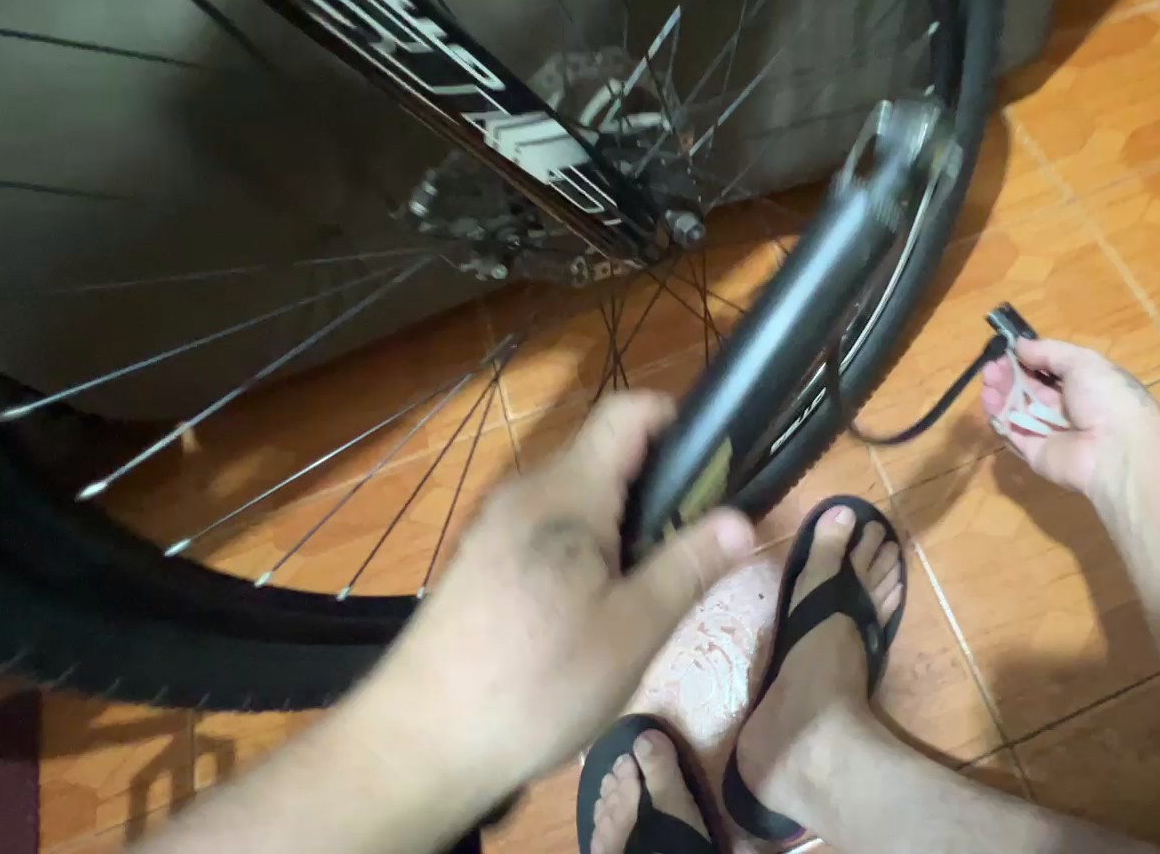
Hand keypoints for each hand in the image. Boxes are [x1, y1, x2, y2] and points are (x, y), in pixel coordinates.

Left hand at [343, 391, 755, 801]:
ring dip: (623, 519)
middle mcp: (530, 489)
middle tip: (687, 545)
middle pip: (607, 453)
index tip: (713, 466)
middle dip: (658, 484)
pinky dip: (587, 541)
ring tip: (644, 583)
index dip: (676, 418)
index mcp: (569, 490)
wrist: (416, 749)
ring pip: (580, 492)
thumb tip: (743, 520)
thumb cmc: (536, 682)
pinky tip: (590, 605)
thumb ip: (689, 565)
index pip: (628, 411)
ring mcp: (498, 521)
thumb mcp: (632, 630)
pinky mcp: (482, 554)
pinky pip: (550, 522)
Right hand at [979, 338, 1159, 500]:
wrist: (1117, 452)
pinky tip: (988, 400)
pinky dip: (999, 416)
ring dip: (1001, 393)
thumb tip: (1019, 345)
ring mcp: (1051, 433)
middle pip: (1031, 390)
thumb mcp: (1084, 362)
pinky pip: (1013, 433)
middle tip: (991, 366)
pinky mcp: (1035, 453)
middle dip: (1009, 375)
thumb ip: (1049, 351)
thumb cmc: (1107, 399)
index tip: (1008, 350)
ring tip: (987, 379)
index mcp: (1086, 387)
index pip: (1051, 372)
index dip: (1028, 360)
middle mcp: (1068, 410)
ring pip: (1018, 410)